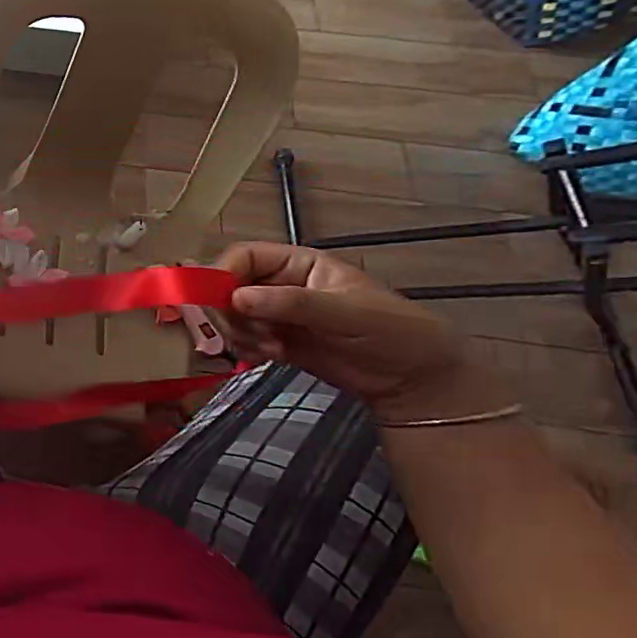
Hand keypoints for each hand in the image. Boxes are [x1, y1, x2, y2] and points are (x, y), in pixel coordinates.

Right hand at [214, 242, 479, 415]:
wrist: (416, 381)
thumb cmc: (393, 332)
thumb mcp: (347, 313)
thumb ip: (292, 303)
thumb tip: (237, 298)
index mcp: (295, 263)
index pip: (243, 256)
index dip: (224, 273)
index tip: (220, 301)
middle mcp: (277, 284)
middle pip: (226, 286)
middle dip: (231, 312)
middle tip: (252, 334)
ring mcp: (273, 313)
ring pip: (228, 315)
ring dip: (239, 333)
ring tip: (271, 349)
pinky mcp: (272, 340)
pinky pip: (238, 338)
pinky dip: (244, 348)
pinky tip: (269, 357)